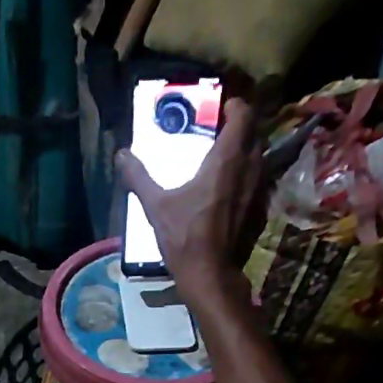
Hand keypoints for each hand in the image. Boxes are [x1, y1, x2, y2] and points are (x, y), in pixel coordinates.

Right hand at [116, 96, 263, 302]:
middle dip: (240, 128)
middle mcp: (250, 169)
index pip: (244, 115)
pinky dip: (248, 179)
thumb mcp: (156, 207)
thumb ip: (139, 177)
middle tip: (219, 132)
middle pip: (254, 134)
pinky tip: (230, 192)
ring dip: (245, 153)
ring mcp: (260, 191)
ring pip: (259, 159)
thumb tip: (121, 154)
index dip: (235, 106)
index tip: (222, 107)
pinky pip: (259, 183)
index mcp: (226, 160)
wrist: (210, 275)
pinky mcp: (261, 211)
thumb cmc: (184, 237)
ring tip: (224, 161)